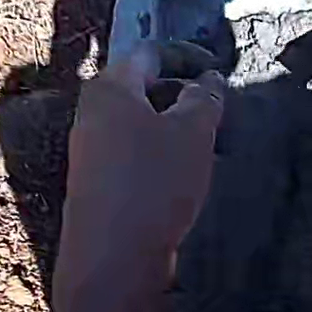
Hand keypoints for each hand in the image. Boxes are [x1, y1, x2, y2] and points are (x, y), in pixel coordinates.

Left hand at [56, 47, 225, 295]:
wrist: (113, 259)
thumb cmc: (154, 184)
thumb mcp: (192, 133)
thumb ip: (205, 98)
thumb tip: (209, 81)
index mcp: (110, 90)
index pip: (149, 52)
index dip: (188, 55)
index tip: (218, 71)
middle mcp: (92, 116)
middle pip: (144, 91)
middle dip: (185, 98)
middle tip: (219, 115)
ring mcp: (92, 154)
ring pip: (142, 128)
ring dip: (177, 132)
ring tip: (210, 150)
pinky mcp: (98, 187)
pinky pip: (135, 159)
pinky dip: (163, 159)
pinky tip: (185, 181)